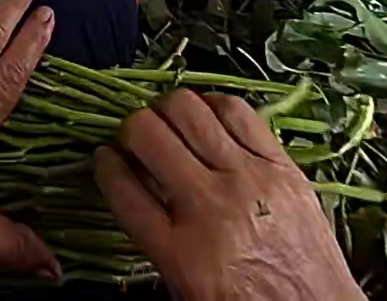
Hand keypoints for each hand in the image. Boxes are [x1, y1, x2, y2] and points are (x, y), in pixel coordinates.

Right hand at [94, 91, 363, 300]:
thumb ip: (155, 233)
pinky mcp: (282, 166)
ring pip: (185, 108)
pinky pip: (236, 110)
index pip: (122, 189)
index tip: (104, 157)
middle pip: (146, 134)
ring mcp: (250, 181)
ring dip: (166, 110)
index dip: (104, 164)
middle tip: (137, 140)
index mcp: (185, 257)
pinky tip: (206, 116)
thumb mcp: (189, 286)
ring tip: (169, 122)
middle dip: (130, 129)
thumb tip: (130, 175)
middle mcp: (212, 210)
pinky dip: (212, 104)